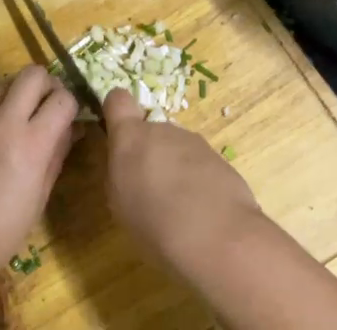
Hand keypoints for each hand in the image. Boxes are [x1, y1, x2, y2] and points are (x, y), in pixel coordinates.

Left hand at [0, 65, 77, 274]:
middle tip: (48, 104)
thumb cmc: (5, 226)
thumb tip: (72, 128)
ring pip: (7, 79)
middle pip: (34, 74)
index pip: (63, 99)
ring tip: (22, 111)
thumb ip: (57, 153)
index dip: (71, 104)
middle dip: (48, 84)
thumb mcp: (41, 193)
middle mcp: (7, 120)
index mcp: (33, 143)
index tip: (69, 116)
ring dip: (21, 89)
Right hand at [100, 86, 263, 272]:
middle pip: (151, 131)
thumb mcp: (119, 202)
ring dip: (176, 169)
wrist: (216, 236)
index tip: (117, 133)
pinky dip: (199, 183)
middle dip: (151, 153)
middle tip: (152, 190)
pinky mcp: (220, 159)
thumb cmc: (153, 221)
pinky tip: (203, 214)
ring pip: (177, 149)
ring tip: (181, 208)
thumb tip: (128, 167)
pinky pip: (201, 166)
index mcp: (130, 136)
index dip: (116, 112)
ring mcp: (194, 142)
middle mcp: (162, 129)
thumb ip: (121, 173)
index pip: (117, 100)